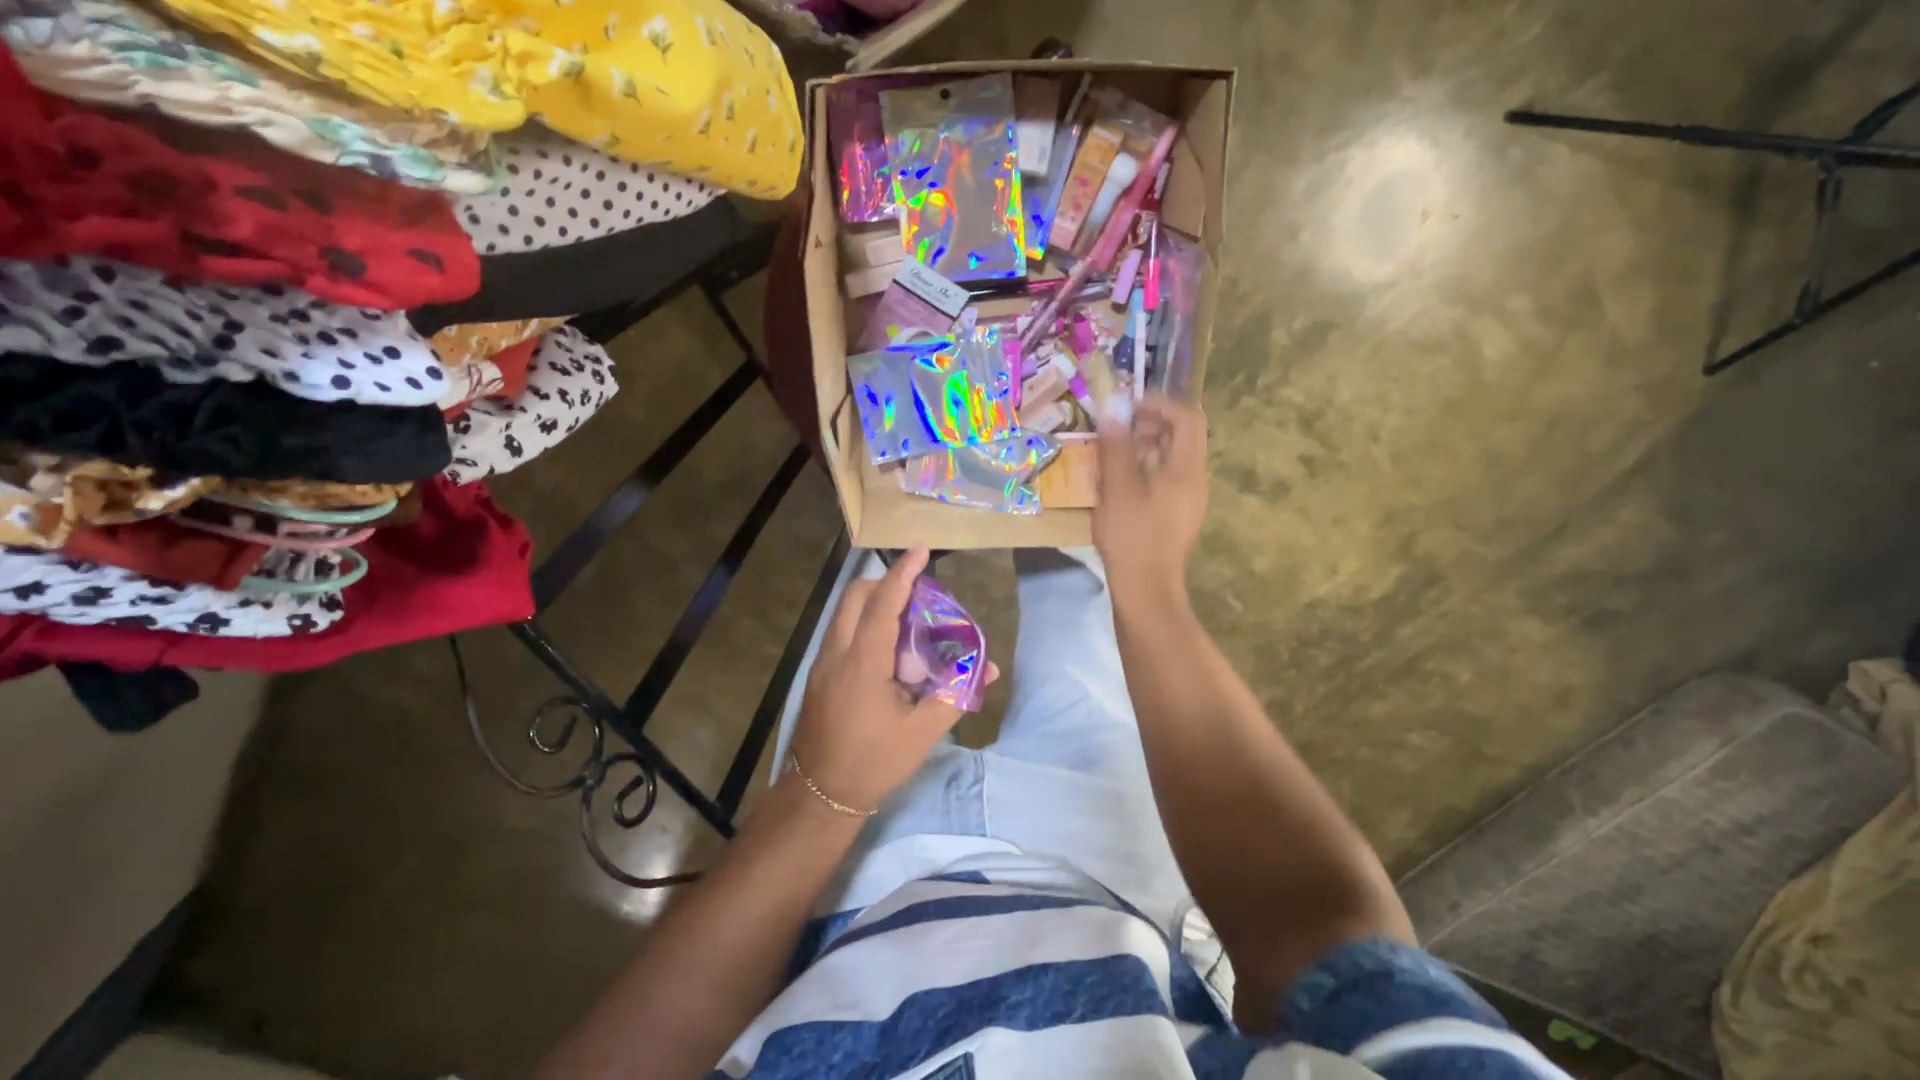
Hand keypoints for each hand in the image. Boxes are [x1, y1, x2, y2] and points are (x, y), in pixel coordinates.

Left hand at [785, 547, 977, 814]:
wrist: (820, 793)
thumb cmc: (874, 762)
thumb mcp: (922, 732)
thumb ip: (955, 694)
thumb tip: (988, 669)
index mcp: (862, 662)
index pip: (884, 602)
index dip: (904, 572)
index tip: (921, 549)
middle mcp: (836, 653)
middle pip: (856, 596)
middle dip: (886, 584)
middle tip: (920, 596)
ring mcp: (822, 664)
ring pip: (845, 614)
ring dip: (874, 605)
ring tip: (909, 626)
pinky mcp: (818, 676)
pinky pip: (841, 634)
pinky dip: (864, 626)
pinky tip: (890, 656)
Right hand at [1095, 394, 1208, 595]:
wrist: (1146, 588)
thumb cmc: (1132, 536)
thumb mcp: (1118, 488)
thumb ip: (1117, 448)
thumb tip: (1112, 413)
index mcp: (1187, 469)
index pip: (1188, 417)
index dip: (1160, 403)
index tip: (1129, 405)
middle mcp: (1196, 479)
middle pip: (1182, 435)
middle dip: (1150, 423)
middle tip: (1117, 428)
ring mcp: (1190, 498)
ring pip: (1173, 457)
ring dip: (1145, 446)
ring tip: (1113, 452)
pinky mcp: (1178, 513)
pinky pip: (1167, 477)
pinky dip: (1146, 467)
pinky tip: (1120, 481)